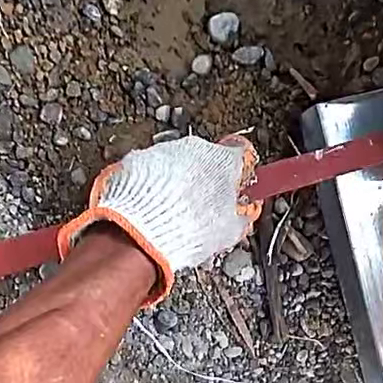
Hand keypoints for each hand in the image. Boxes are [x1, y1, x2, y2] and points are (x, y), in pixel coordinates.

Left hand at [58, 135, 259, 304]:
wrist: (141, 234)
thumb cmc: (187, 231)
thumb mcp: (229, 230)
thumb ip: (241, 215)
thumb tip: (245, 213)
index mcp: (223, 161)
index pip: (240, 154)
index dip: (239, 173)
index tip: (237, 186)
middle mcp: (194, 148)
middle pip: (206, 158)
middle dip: (206, 179)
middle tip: (203, 207)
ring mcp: (164, 151)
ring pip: (177, 162)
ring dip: (178, 182)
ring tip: (174, 212)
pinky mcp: (137, 159)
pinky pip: (151, 168)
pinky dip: (153, 184)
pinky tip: (153, 208)